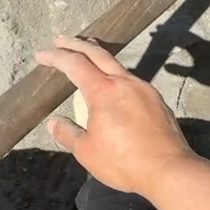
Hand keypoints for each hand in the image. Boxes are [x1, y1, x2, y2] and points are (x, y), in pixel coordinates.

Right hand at [38, 36, 198, 194]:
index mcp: (103, 92)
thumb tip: (53, 123)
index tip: (41, 55)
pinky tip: (114, 85)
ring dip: (99, 57)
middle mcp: (125, 83)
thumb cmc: (124, 162)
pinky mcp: (156, 100)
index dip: (55, 57)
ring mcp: (144, 89)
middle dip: (76, 44)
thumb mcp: (87, 151)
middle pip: (97, 53)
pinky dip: (117, 75)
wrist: (168, 169)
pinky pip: (132, 80)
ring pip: (118, 65)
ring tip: (87, 57)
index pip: (74, 64)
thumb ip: (68, 133)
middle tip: (61, 40)